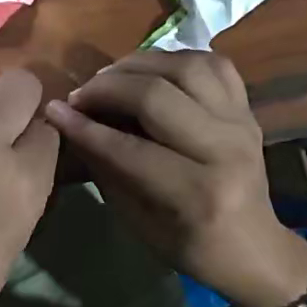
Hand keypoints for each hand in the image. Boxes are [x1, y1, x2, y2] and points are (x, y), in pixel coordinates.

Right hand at [43, 51, 306, 306]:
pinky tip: (150, 72)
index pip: (129, 148)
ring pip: (186, 68)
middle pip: (158, 96)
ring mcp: (242, 123)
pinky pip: (214, 64)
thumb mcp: (137, 220)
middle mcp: (225, 150)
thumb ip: (107, 169)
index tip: (54, 111)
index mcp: (197, 193)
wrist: (252, 247)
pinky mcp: (247, 109)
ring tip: (110, 78)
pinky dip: (175, 60)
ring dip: (138, 65)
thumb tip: (71, 124)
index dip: (85, 127)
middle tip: (79, 95)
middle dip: (107, 89)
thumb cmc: (188, 245)